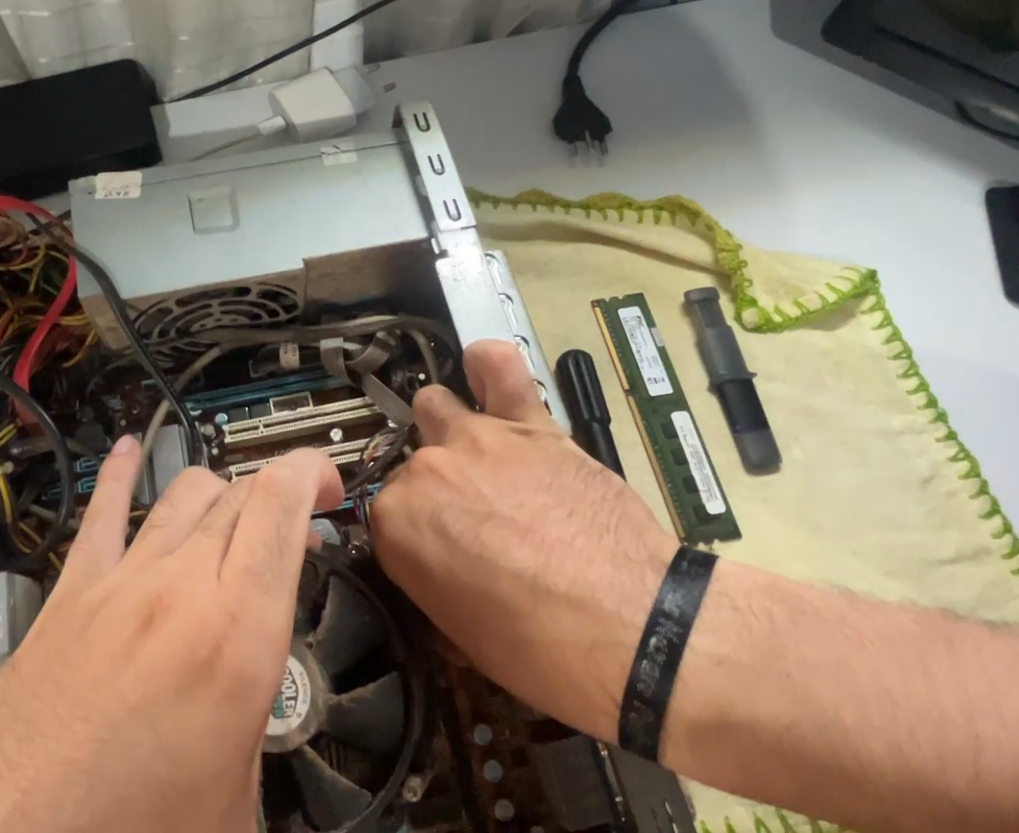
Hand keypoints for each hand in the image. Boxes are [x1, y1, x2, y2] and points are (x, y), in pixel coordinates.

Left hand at [0, 437, 343, 832]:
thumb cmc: (128, 825)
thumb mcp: (237, 794)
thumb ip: (255, 724)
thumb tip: (258, 712)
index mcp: (237, 634)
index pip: (282, 502)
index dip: (314, 474)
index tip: (331, 490)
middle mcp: (181, 587)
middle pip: (241, 493)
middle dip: (280, 493)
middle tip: (298, 521)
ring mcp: (123, 581)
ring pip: (184, 495)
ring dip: (221, 492)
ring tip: (237, 510)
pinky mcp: (73, 592)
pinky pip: (102, 513)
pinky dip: (120, 475)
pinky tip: (127, 451)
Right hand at [369, 339, 677, 740]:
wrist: (634, 630)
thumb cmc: (542, 651)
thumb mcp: (461, 635)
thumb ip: (430, 577)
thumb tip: (437, 565)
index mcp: (397, 527)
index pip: (385, 517)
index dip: (414, 537)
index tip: (438, 555)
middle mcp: (425, 473)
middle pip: (411, 465)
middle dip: (435, 493)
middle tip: (473, 524)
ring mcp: (477, 439)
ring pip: (435, 408)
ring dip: (448, 430)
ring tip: (478, 455)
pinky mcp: (531, 425)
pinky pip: (499, 368)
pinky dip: (488, 366)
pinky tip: (485, 372)